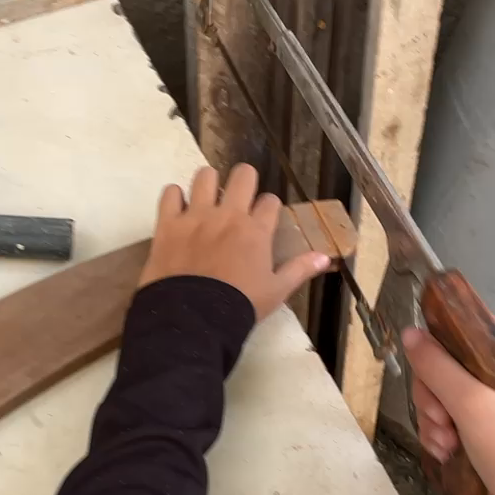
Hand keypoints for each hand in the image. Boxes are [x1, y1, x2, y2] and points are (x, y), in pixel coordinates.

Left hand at [139, 164, 331, 319]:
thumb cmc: (240, 305)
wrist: (195, 318)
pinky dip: (175, 197)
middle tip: (239, 194)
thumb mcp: (276, 291)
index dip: (269, 206)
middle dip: (245, 180)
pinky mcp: (168, 223)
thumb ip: (299, 270)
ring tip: (208, 197)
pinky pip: (170, 193)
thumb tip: (325, 257)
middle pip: (243, 176)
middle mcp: (228, 215)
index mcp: (256, 230)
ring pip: (205, 176)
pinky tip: (179, 207)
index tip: (264, 217)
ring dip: (209, 183)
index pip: (270, 201)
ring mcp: (196, 216)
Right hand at [402, 320, 494, 494]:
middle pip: (446, 359)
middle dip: (433, 392)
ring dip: (434, 417)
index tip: (426, 365)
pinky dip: (441, 431)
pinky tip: (446, 450)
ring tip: (445, 441)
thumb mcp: (470, 404)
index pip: (466, 321)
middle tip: (440, 417)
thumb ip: (436, 366)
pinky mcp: (485, 422)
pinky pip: (448, 413)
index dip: (438, 337)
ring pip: (442, 390)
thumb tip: (409, 332)